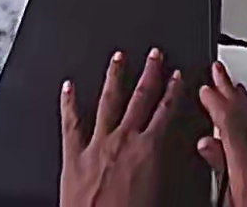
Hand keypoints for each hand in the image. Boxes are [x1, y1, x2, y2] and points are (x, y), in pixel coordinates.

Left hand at [60, 48, 186, 206]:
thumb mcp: (160, 196)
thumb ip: (166, 169)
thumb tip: (178, 163)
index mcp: (148, 151)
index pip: (165, 111)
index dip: (173, 91)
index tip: (176, 75)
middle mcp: (123, 140)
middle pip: (140, 97)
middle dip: (150, 72)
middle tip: (154, 54)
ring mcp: (97, 145)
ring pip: (108, 100)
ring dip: (115, 76)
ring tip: (118, 56)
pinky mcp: (73, 157)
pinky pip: (71, 124)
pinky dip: (68, 103)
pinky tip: (67, 86)